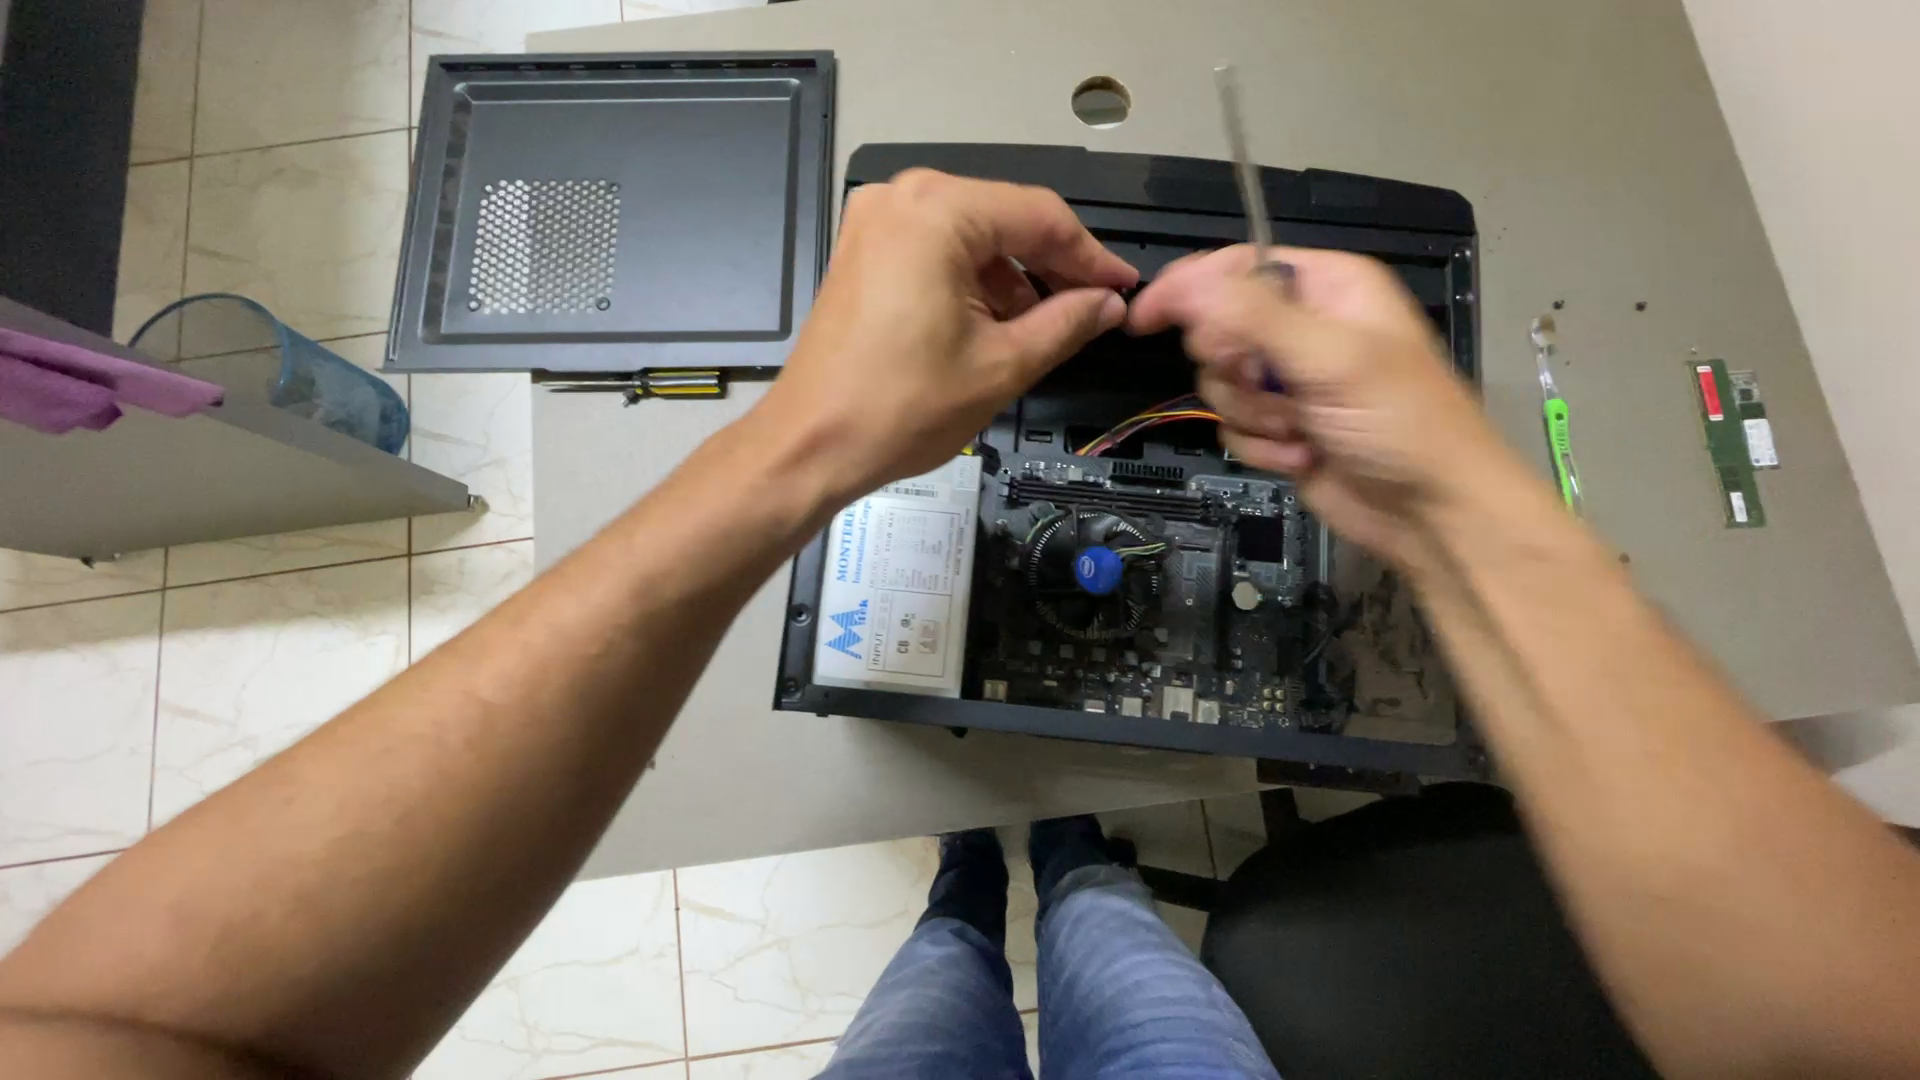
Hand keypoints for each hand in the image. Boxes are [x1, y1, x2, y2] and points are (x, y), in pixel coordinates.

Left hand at [757, 169, 1137, 500]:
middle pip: (1004, 218)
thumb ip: (1066, 323)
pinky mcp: (862, 254)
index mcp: (937, 212)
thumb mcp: (1001, 366)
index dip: (1090, 256)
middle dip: (1050, 267)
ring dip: (1011, 278)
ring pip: (970, 236)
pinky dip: (971, 282)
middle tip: (1088, 310)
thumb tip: (1107, 303)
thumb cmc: (900, 409)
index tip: (1122, 289)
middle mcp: (901, 198)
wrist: (812, 445)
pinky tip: (992, 324)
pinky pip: (935, 252)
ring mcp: (874, 224)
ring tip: (1040, 328)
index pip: (1040, 216)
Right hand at [1128, 245, 1525, 566]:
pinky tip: (1303, 454)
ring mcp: (1288, 382)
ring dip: (1254, 414)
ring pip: (1219, 384)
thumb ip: (1253, 316)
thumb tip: (1186, 286)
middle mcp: (1302, 328)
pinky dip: (1261, 445)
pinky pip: (1231, 426)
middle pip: (1218, 331)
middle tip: (1267, 383)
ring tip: (1301, 427)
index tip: (1146, 317)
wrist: (1427, 511)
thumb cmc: (1401, 422)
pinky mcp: (1277, 427)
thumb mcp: (1330, 357)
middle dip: (1236, 369)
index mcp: (1326, 287)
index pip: (1236, 268)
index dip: (1189, 289)